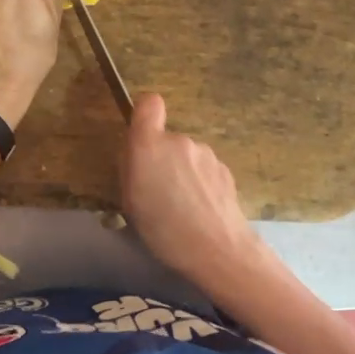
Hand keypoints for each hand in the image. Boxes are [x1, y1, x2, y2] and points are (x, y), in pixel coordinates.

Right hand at [121, 93, 272, 286]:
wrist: (218, 250)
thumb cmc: (163, 229)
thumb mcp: (130, 202)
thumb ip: (130, 168)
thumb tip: (135, 153)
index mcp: (149, 145)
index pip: (149, 104)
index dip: (144, 114)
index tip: (140, 137)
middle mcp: (179, 141)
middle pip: (166, 138)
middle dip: (161, 158)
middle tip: (158, 192)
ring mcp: (205, 153)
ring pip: (186, 155)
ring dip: (181, 171)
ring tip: (182, 205)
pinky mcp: (225, 168)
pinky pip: (203, 168)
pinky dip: (200, 182)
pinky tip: (201, 208)